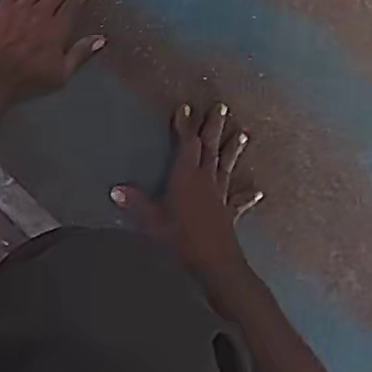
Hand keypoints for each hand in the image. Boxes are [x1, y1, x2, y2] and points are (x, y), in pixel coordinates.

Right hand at [113, 102, 263, 287]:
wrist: (215, 264)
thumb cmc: (182, 238)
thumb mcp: (153, 221)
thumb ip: (136, 203)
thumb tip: (115, 190)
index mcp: (186, 176)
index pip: (187, 144)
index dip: (186, 125)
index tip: (185, 107)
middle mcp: (206, 180)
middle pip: (210, 148)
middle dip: (214, 126)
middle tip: (222, 106)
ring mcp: (220, 195)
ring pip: (226, 166)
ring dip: (234, 149)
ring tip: (244, 133)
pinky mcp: (229, 213)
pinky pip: (238, 200)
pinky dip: (246, 194)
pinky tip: (256, 191)